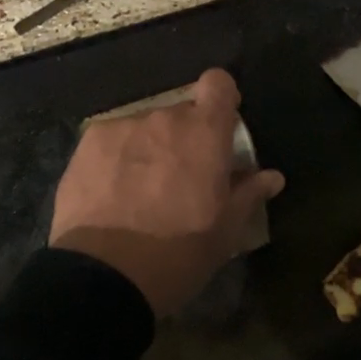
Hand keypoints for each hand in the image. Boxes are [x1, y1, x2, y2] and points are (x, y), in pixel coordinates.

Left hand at [50, 68, 285, 316]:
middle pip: (181, 113)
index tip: (220, 126)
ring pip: (145, 127)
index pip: (218, 83)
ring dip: (150, 148)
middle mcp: (165, 117)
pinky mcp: (89, 141)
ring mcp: (123, 126)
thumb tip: (271, 177)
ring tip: (141, 191)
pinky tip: (111, 193)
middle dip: (184, 138)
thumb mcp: (225, 232)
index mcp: (205, 132)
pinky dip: (117, 158)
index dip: (221, 98)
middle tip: (180, 178)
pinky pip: (112, 140)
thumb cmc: (177, 254)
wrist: (104, 277)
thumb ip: (248, 194)